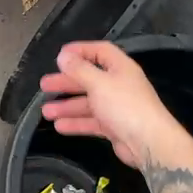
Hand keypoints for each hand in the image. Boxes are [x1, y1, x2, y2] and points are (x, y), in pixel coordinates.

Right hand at [38, 41, 178, 168]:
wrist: (149, 142)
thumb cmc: (124, 106)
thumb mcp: (99, 83)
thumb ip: (79, 69)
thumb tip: (63, 56)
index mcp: (120, 69)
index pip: (100, 51)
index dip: (80, 50)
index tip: (60, 55)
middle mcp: (119, 85)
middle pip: (89, 78)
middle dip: (66, 82)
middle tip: (44, 85)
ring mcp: (116, 107)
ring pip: (87, 103)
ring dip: (67, 106)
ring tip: (46, 112)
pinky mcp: (114, 126)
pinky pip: (91, 121)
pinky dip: (76, 123)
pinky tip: (59, 126)